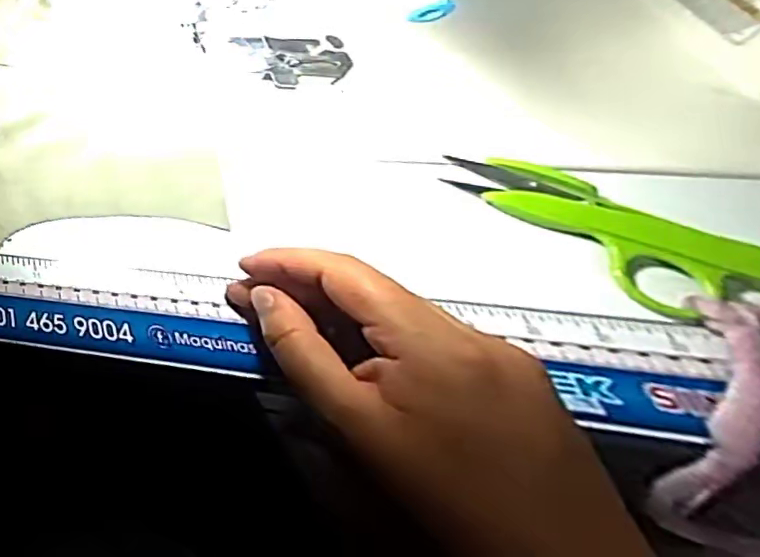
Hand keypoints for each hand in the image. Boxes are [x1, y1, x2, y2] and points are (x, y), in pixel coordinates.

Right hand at [227, 249, 648, 556]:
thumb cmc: (450, 499)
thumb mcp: (357, 425)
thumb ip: (301, 351)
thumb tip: (264, 296)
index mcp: (435, 340)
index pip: (345, 272)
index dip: (287, 260)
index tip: (243, 266)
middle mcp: (473, 333)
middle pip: (372, 287)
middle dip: (307, 285)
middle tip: (254, 296)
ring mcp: (500, 353)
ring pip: (399, 310)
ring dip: (342, 310)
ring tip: (294, 322)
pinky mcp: (515, 376)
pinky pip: (429, 335)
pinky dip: (381, 333)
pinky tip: (356, 355)